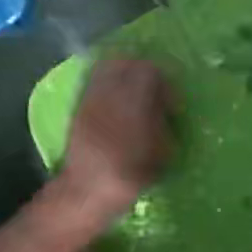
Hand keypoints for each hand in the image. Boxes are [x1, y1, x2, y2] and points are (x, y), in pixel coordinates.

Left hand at [58, 57, 174, 214]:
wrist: (87, 189)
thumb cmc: (130, 175)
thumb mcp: (160, 152)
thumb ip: (163, 122)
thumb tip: (165, 106)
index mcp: (133, 103)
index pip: (149, 71)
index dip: (165, 81)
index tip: (171, 102)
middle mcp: (109, 94)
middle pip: (127, 63)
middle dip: (144, 71)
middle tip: (155, 90)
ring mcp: (91, 98)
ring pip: (108, 68)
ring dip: (125, 74)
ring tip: (136, 94)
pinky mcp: (80, 106)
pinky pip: (96, 81)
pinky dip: (110, 83)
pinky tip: (118, 101)